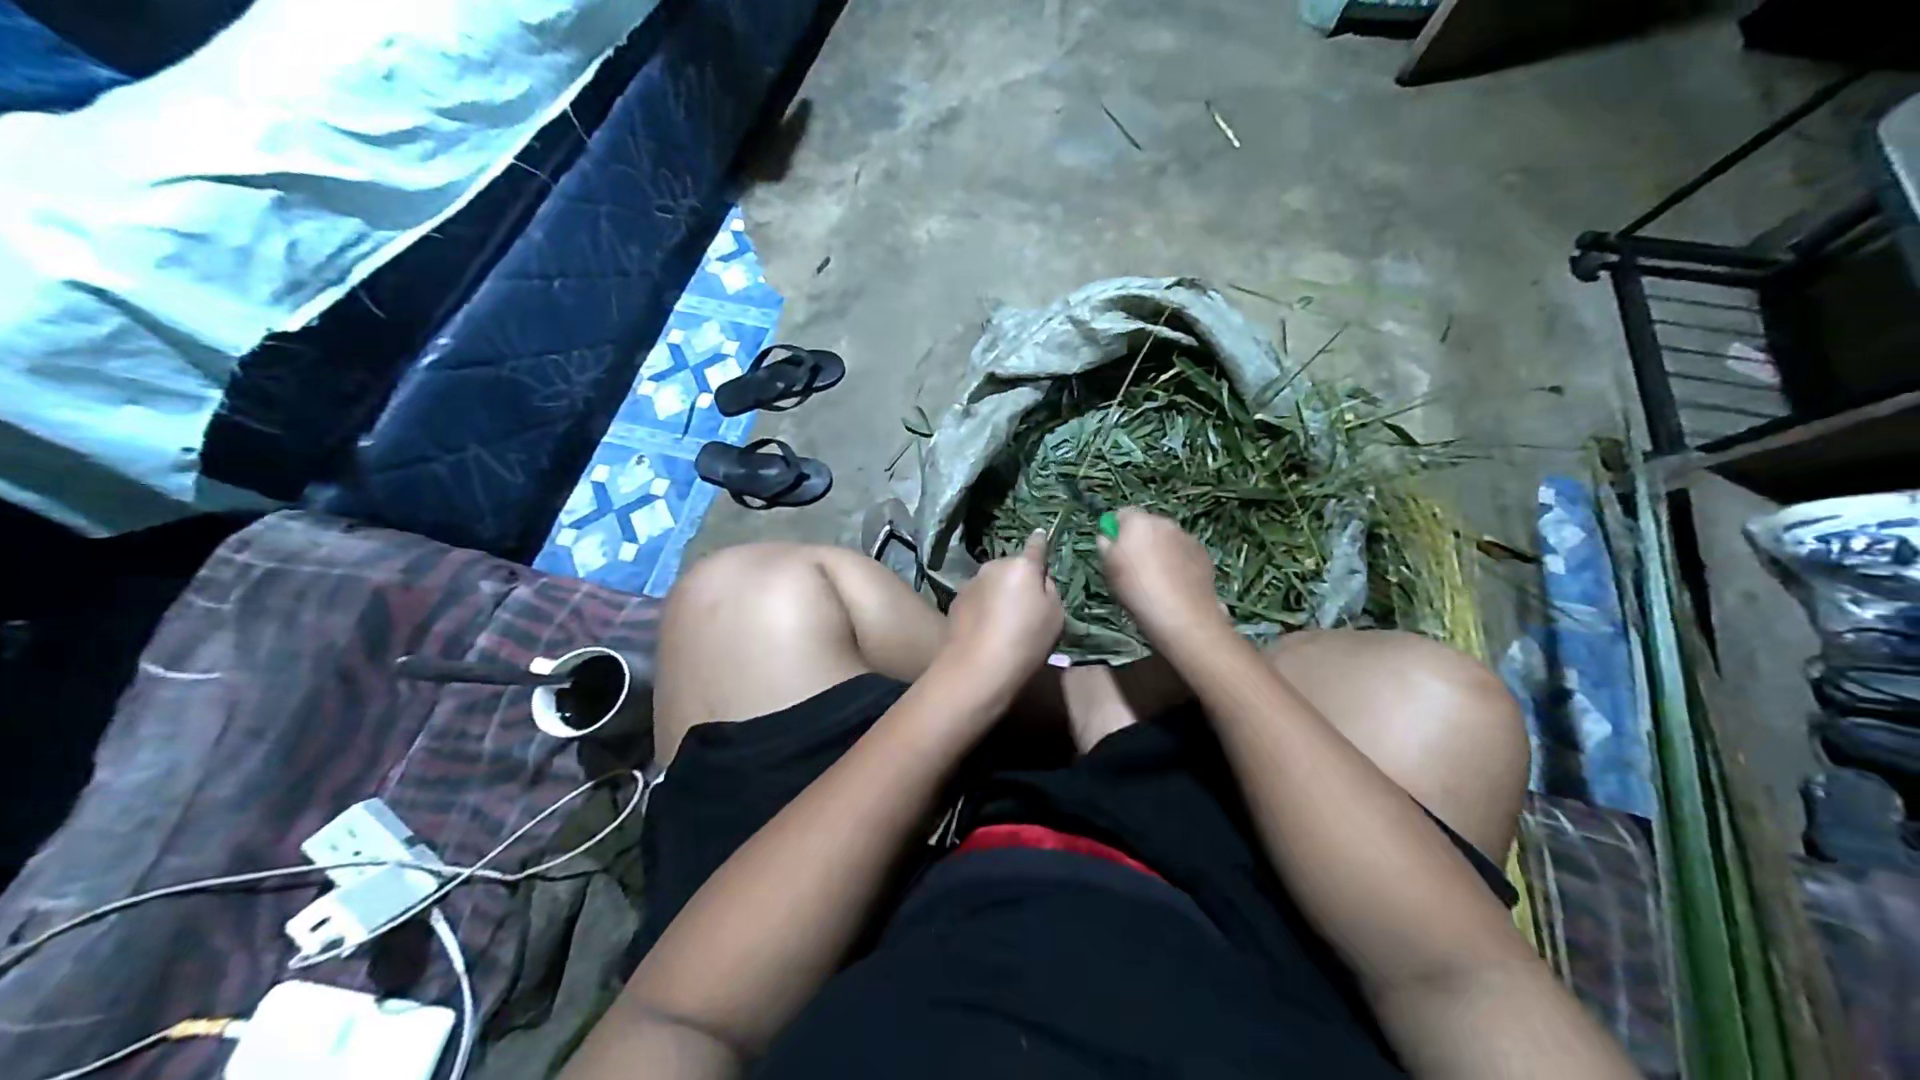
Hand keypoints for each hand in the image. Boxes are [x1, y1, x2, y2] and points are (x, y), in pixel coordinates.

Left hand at [944, 530, 1063, 691]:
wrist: (977, 668)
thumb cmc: (1025, 641)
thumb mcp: (1055, 616)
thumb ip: (1049, 590)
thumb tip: (1038, 580)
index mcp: (1022, 566)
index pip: (1035, 546)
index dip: (1041, 542)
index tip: (1041, 534)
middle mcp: (993, 566)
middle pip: (1012, 568)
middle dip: (1018, 580)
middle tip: (1026, 609)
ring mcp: (971, 583)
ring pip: (993, 583)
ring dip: (999, 595)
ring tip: (1004, 625)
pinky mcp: (955, 601)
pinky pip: (977, 599)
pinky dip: (983, 608)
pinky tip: (985, 631)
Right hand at [1096, 509, 1229, 645]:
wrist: (1180, 614)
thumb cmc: (1135, 589)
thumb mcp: (1107, 568)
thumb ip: (1105, 545)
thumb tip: (1108, 537)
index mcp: (1138, 522)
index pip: (1123, 513)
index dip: (1117, 529)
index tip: (1114, 549)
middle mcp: (1165, 523)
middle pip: (1148, 524)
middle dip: (1141, 539)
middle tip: (1135, 565)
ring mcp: (1188, 538)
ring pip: (1168, 538)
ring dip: (1161, 550)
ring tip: (1158, 578)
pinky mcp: (1204, 554)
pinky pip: (1184, 552)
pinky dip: (1179, 561)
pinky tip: (1175, 583)